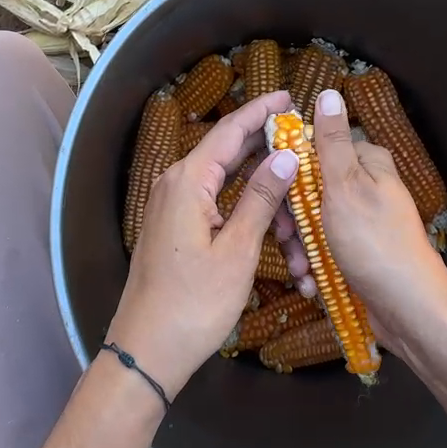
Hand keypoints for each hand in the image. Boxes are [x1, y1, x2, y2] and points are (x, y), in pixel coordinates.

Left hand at [105, 90, 298, 396]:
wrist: (147, 351)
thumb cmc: (194, 304)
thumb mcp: (236, 251)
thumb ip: (260, 198)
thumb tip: (286, 154)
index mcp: (188, 180)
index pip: (230, 132)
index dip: (260, 112)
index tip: (288, 96)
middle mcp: (176, 183)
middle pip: (225, 149)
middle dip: (263, 140)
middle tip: (299, 131)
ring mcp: (172, 204)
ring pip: (221, 176)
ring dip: (255, 174)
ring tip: (292, 169)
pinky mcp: (175, 225)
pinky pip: (213, 197)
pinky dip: (240, 196)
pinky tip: (266, 204)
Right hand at [310, 88, 446, 353]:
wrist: (411, 313)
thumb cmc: (375, 244)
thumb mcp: (346, 186)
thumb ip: (332, 141)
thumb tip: (329, 93)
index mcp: (367, 163)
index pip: (315, 150)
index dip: (290, 171)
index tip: (275, 194)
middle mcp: (365, 187)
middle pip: (310, 190)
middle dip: (293, 219)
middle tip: (288, 240)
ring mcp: (361, 223)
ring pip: (313, 224)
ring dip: (301, 248)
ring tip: (302, 271)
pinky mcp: (358, 254)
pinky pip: (324, 252)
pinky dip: (315, 267)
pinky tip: (312, 284)